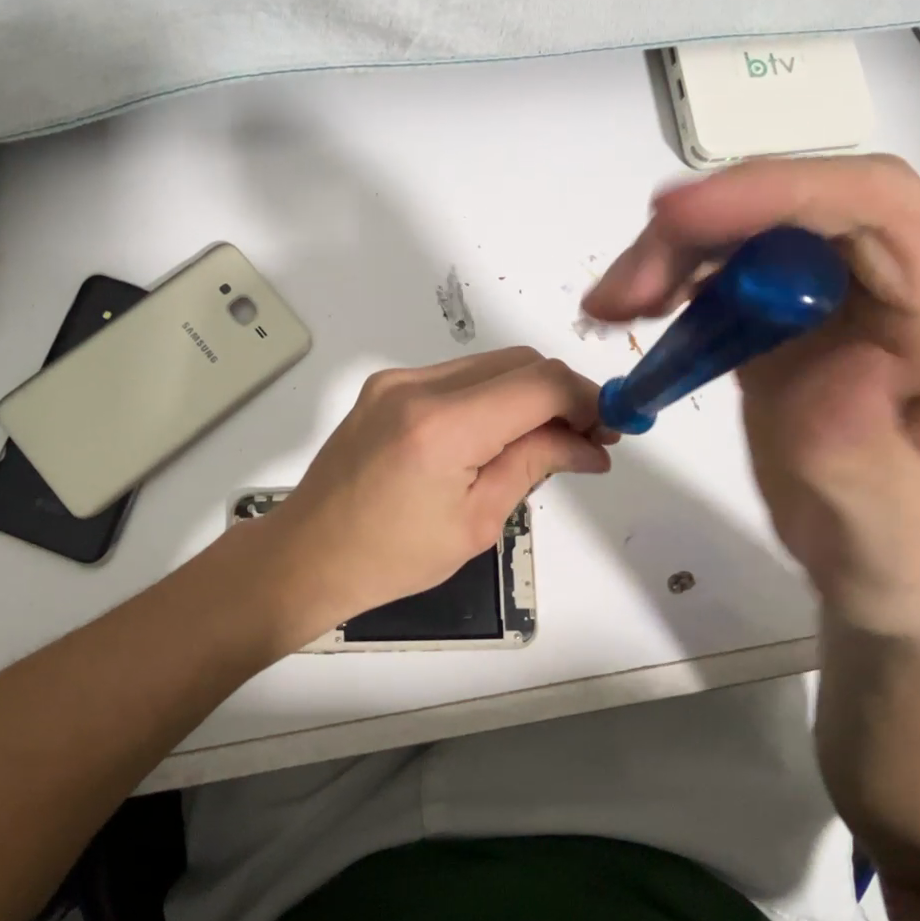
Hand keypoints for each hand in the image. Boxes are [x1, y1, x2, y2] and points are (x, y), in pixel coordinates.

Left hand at [252, 348, 612, 641]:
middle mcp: (417, 386)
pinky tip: (498, 436)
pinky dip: (491, 396)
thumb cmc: (391, 557)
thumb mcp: (476, 522)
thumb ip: (534, 465)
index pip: (540, 383)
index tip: (610, 430)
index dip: (587, 400)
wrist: (309, 553)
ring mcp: (395, 381)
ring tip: (546, 442)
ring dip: (528, 394)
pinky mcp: (385, 386)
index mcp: (442, 426)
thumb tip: (590, 444)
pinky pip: (457, 376)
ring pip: (490, 364)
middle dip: (563, 395)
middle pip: (519, 363)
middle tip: (586, 441)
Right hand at [584, 156, 919, 637]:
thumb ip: (866, 458)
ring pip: (754, 234)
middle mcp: (896, 295)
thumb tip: (836, 363)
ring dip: (674, 254)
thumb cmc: (905, 562)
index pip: (879, 210)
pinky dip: (672, 283)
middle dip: (704, 228)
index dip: (781, 194)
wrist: (885, 576)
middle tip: (621, 291)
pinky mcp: (788, 328)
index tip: (679, 219)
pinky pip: (728, 277)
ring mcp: (839, 307)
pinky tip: (631, 313)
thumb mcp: (896, 535)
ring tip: (611, 306)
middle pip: (802, 209)